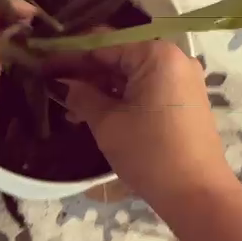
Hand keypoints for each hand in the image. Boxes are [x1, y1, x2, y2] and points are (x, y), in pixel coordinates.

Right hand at [62, 39, 240, 212]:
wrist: (196, 194)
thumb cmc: (149, 153)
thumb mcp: (107, 123)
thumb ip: (81, 96)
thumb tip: (64, 84)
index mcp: (156, 55)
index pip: (103, 46)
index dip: (70, 57)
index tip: (44, 67)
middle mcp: (174, 60)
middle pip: (120, 58)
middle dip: (86, 75)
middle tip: (53, 88)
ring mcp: (183, 81)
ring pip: (132, 77)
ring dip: (102, 90)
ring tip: (71, 110)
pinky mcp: (185, 101)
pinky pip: (147, 90)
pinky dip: (122, 99)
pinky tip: (96, 115)